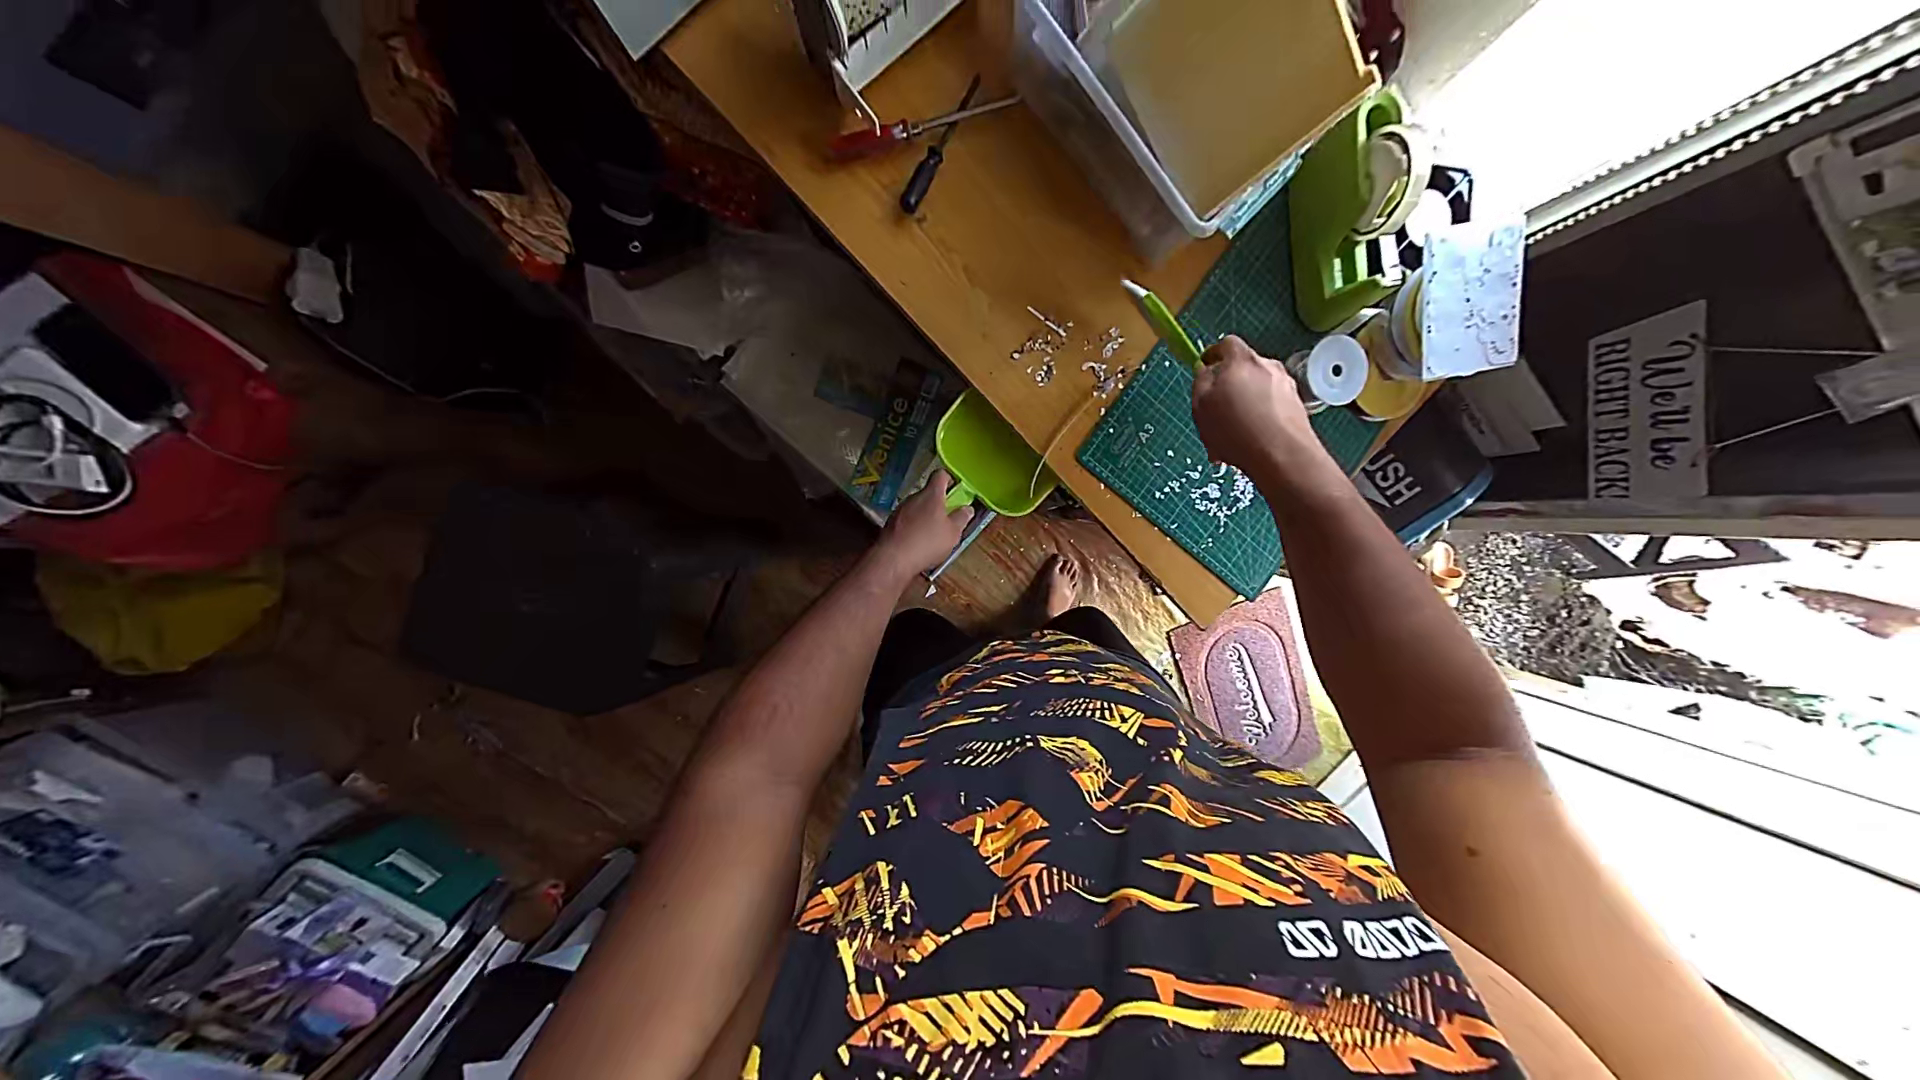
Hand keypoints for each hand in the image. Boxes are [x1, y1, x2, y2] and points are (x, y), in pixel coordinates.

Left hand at [878, 470, 976, 574]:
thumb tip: (967, 509)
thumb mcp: (953, 533)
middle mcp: (914, 497)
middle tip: (948, 518)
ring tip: (933, 534)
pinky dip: (914, 527)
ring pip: (917, 507)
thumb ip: (961, 518)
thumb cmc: (927, 542)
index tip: (956, 490)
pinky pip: (906, 520)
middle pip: (928, 493)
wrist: (893, 559)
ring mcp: (900, 510)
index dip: (950, 480)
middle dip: (939, 503)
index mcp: (931, 495)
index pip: (940, 475)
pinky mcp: (890, 523)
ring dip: (925, 516)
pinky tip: (918, 543)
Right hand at [1191, 336, 1321, 476]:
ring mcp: (1286, 386)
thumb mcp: (1201, 405)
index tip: (1204, 367)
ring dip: (1243, 407)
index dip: (1213, 354)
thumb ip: (1200, 382)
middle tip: (1214, 412)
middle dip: (1228, 387)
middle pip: (1243, 369)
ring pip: (1256, 391)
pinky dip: (1258, 420)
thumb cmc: (1235, 428)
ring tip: (1229, 436)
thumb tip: (1205, 372)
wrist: (1281, 455)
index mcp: (1242, 360)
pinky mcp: (1297, 407)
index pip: (1227, 344)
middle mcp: (1269, 367)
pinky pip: (1270, 408)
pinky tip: (1247, 444)